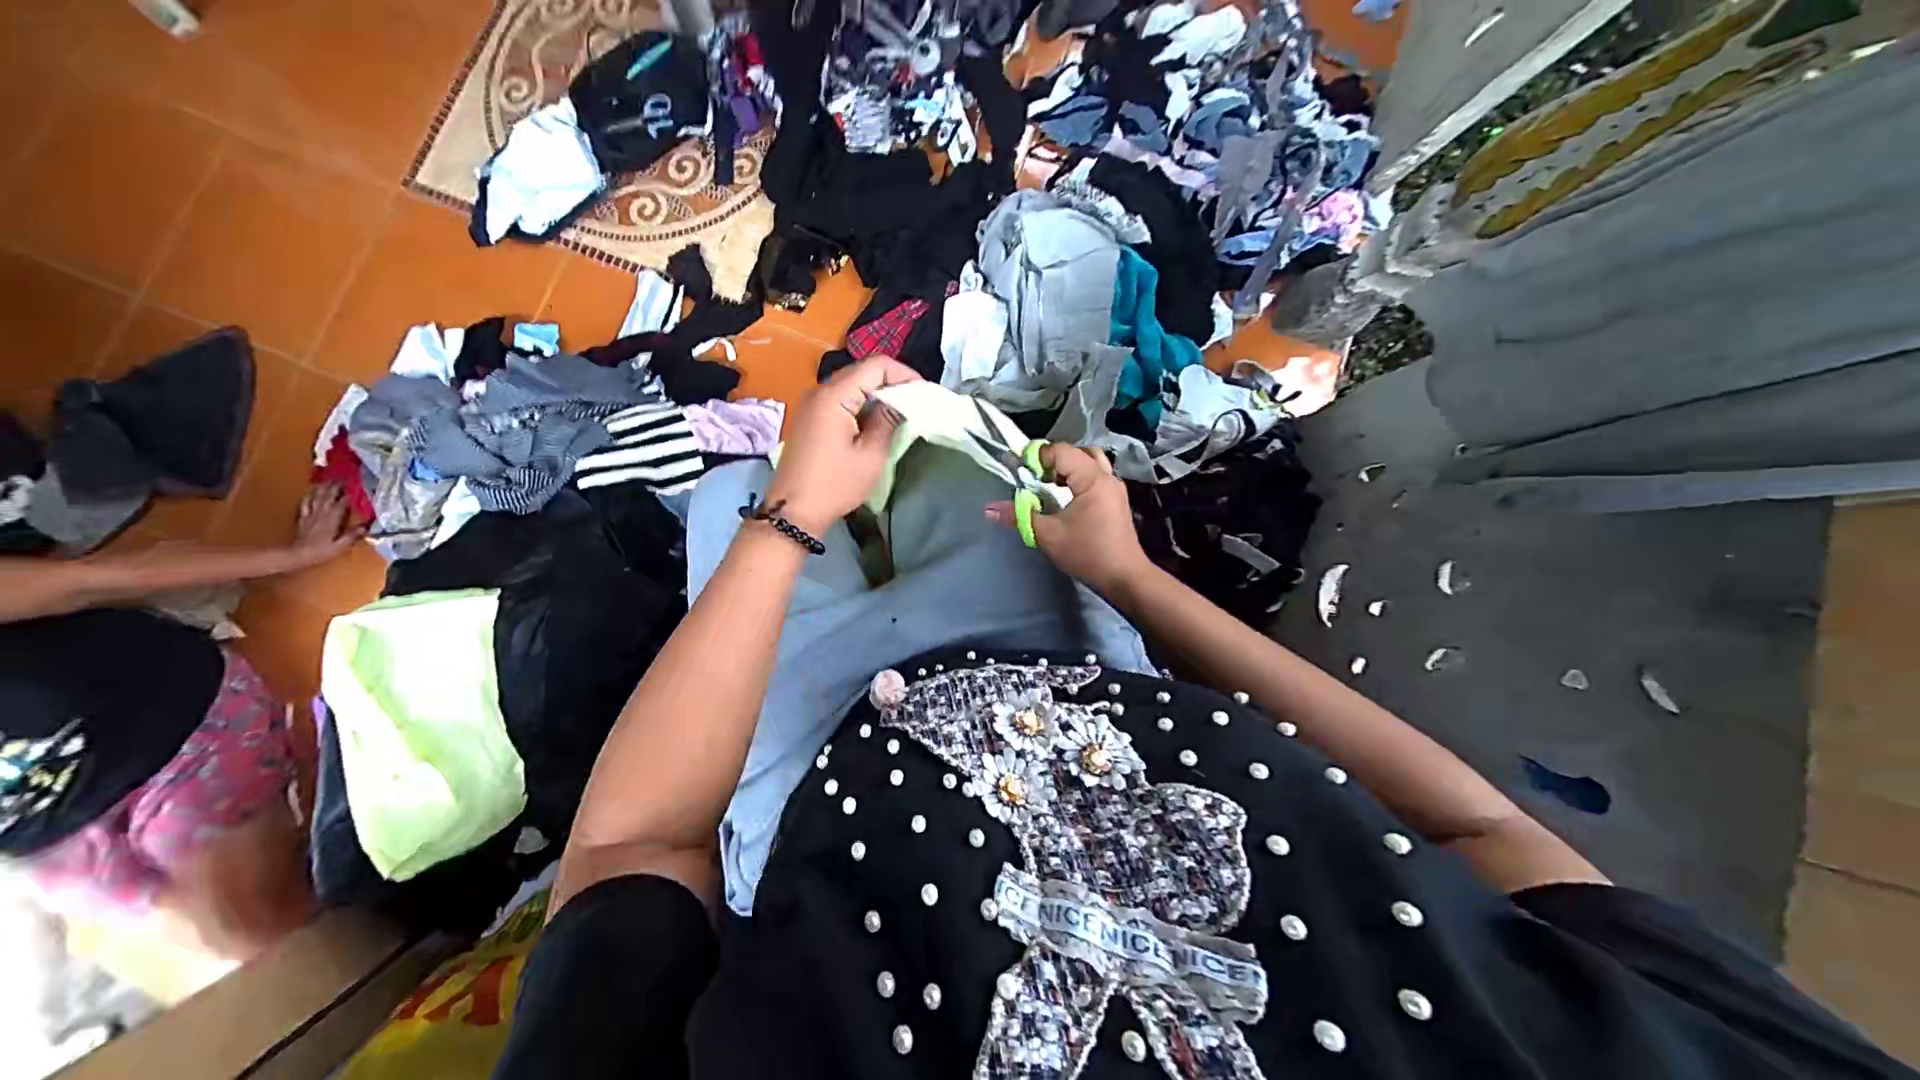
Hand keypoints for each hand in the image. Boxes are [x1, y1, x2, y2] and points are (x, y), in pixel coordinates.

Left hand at [290, 484, 362, 563]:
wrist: (297, 555)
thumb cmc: (321, 551)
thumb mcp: (341, 546)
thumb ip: (353, 535)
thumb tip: (366, 526)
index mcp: (332, 519)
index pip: (342, 502)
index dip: (350, 493)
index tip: (358, 484)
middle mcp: (321, 513)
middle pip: (329, 496)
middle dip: (336, 485)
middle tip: (344, 476)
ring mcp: (311, 514)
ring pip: (317, 497)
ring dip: (323, 487)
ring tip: (329, 479)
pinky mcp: (304, 517)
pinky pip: (306, 503)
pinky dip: (309, 495)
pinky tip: (311, 490)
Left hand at [761, 355, 919, 534]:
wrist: (793, 512)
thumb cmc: (835, 485)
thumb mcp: (870, 455)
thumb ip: (887, 421)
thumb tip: (900, 403)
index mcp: (834, 396)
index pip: (875, 366)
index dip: (904, 374)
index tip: (924, 393)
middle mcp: (820, 392)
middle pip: (862, 372)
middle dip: (892, 382)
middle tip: (917, 403)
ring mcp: (812, 404)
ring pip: (852, 385)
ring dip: (878, 395)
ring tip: (901, 413)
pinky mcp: (811, 418)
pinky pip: (841, 400)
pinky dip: (862, 405)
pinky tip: (876, 423)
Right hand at [985, 443, 1150, 595]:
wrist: (1124, 577)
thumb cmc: (1087, 553)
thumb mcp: (1047, 535)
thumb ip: (1018, 516)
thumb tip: (989, 509)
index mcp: (1092, 478)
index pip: (1061, 451)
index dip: (1038, 457)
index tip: (1022, 472)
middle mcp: (1107, 477)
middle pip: (1080, 453)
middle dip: (1056, 460)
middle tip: (1038, 477)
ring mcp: (1115, 489)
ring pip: (1091, 464)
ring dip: (1070, 470)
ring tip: (1051, 487)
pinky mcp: (1117, 502)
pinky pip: (1097, 479)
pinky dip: (1080, 480)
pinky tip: (1066, 500)